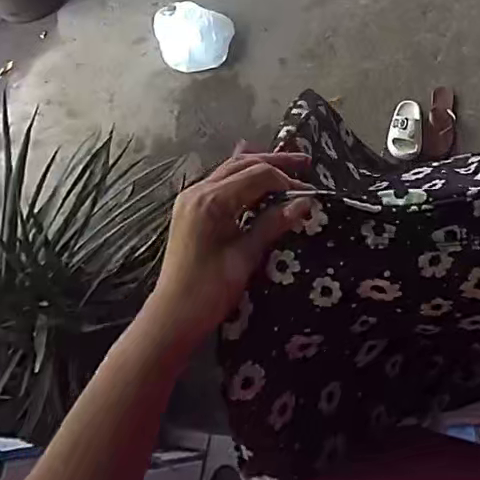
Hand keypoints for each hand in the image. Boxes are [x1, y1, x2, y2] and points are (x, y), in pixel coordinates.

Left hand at [145, 151, 313, 347]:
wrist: (172, 317)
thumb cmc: (209, 291)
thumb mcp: (246, 257)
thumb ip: (273, 224)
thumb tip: (304, 203)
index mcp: (211, 201)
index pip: (257, 175)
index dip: (286, 182)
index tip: (307, 195)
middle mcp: (199, 191)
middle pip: (243, 164)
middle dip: (276, 163)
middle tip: (305, 163)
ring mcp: (192, 198)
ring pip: (232, 169)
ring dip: (260, 166)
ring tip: (288, 167)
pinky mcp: (192, 208)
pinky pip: (222, 182)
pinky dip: (244, 177)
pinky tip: (257, 177)